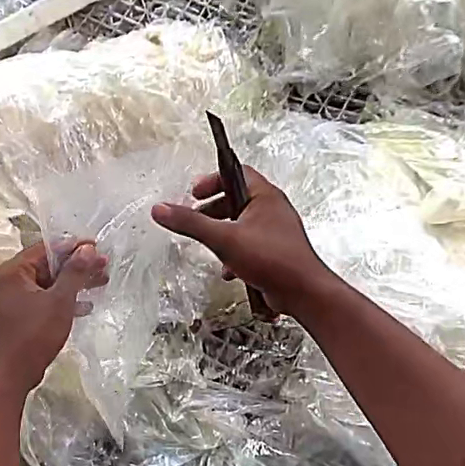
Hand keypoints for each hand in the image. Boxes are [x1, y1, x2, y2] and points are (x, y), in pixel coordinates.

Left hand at [0, 241, 108, 394]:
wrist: (12, 374)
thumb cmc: (34, 334)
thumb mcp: (60, 301)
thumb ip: (74, 273)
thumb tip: (88, 249)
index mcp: (13, 271)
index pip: (46, 248)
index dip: (74, 246)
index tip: (97, 246)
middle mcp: (9, 281)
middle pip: (48, 265)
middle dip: (77, 266)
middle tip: (104, 264)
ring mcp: (12, 300)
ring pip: (48, 284)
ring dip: (74, 283)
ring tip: (101, 281)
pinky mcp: (18, 316)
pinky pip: (43, 300)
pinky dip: (62, 300)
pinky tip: (85, 306)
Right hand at [151, 166, 338, 319]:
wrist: (303, 292)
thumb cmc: (272, 259)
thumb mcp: (222, 238)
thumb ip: (190, 223)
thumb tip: (161, 209)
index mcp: (264, 196)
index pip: (236, 173)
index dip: (213, 180)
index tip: (195, 192)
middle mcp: (273, 210)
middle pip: (237, 200)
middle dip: (213, 210)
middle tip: (196, 216)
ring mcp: (276, 232)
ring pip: (242, 225)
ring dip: (223, 233)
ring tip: (209, 243)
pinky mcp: (276, 252)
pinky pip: (250, 245)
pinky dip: (235, 254)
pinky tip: (228, 269)